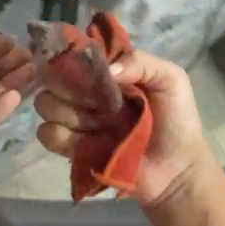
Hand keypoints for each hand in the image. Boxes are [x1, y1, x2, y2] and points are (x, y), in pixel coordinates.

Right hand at [35, 49, 216, 209]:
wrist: (178, 171)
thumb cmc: (177, 121)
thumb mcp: (170, 80)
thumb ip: (141, 62)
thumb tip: (106, 69)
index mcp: (106, 73)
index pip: (72, 55)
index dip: (70, 57)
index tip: (80, 66)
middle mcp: (86, 93)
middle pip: (52, 79)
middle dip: (66, 87)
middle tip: (94, 100)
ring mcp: (78, 120)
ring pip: (46, 105)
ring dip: (66, 112)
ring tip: (96, 123)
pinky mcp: (72, 149)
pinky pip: (47, 134)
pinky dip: (61, 135)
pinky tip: (86, 140)